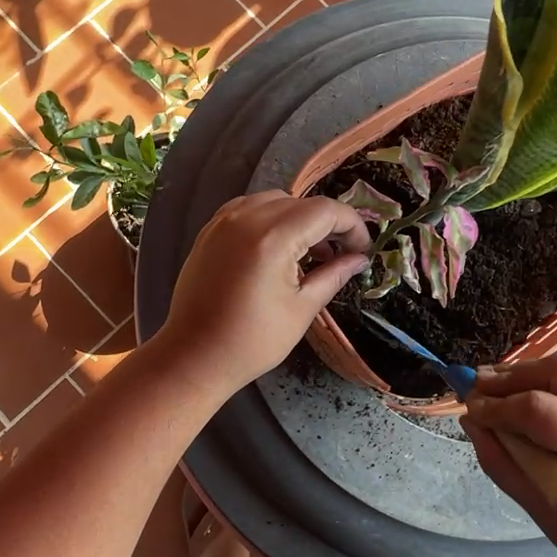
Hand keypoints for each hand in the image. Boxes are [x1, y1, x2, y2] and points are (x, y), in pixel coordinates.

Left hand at [151, 191, 369, 395]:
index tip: (363, 251)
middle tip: (341, 254)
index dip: (352, 226)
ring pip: (274, 201)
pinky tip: (277, 248)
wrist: (194, 356)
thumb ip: (333, 275)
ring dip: (299, 218)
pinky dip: (270, 218)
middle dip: (327, 223)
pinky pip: (248, 209)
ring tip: (310, 253)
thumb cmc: (251, 341)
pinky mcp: (209, 231)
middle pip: (301, 202)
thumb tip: (359, 259)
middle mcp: (246, 219)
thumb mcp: (302, 309)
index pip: (325, 211)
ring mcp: (223, 222)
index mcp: (272, 238)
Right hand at [463, 353, 556, 556]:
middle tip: (479, 386)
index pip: (539, 409)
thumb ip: (503, 464)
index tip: (468, 409)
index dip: (496, 406)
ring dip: (532, 372)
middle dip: (513, 374)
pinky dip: (555, 381)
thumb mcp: (543, 513)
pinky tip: (533, 397)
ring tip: (499, 386)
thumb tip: (471, 423)